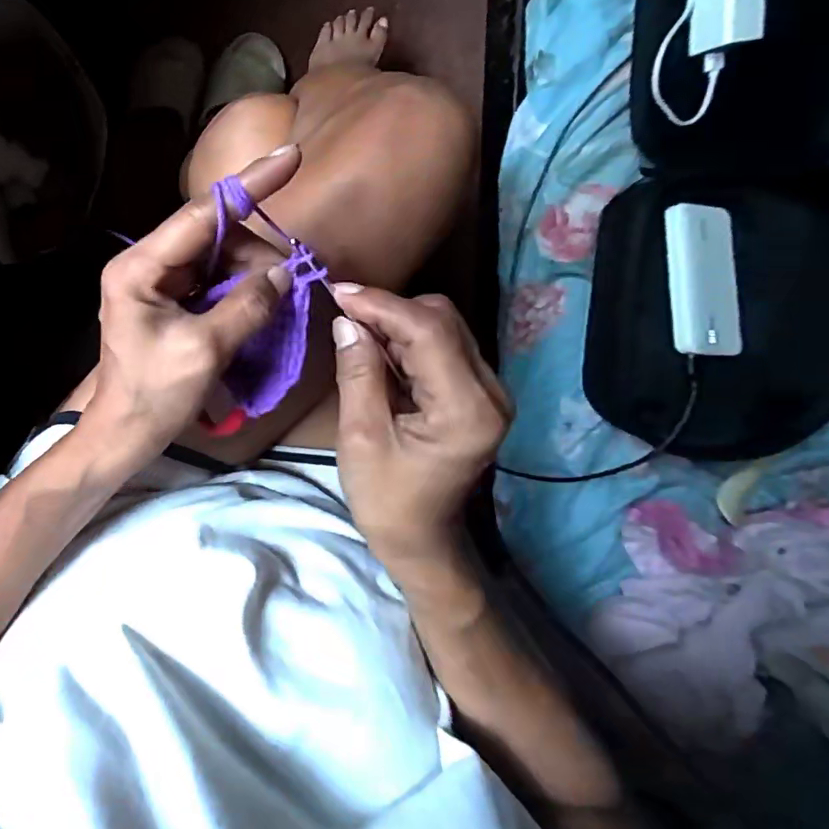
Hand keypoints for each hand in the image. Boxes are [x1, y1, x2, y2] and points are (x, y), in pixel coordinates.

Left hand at [81, 145, 302, 471]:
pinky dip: (238, 285)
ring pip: (215, 255)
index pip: (199, 215)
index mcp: (138, 268)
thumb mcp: (204, 350)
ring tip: (273, 299)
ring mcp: (154, 281)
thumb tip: (281, 273)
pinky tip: (258, 300)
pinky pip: (210, 277)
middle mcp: (143, 264)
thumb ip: (246, 306)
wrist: (123, 432)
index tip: (290, 156)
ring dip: (249, 270)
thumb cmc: (154, 395)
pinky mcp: (167, 299)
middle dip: (254, 249)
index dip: (248, 186)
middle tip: (287, 280)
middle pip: (210, 233)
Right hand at [328, 286, 512, 557]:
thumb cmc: (385, 496)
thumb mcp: (361, 436)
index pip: (429, 332)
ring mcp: (488, 391)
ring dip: (395, 321)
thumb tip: (346, 321)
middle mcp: (490, 392)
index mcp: (466, 409)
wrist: (420, 537)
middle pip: (443, 320)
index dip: (382, 305)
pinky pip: (441, 346)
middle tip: (342, 313)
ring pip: (443, 326)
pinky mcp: (476, 392)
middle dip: (389, 309)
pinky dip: (405, 338)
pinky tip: (375, 348)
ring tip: (353, 330)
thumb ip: (358, 374)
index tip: (338, 292)